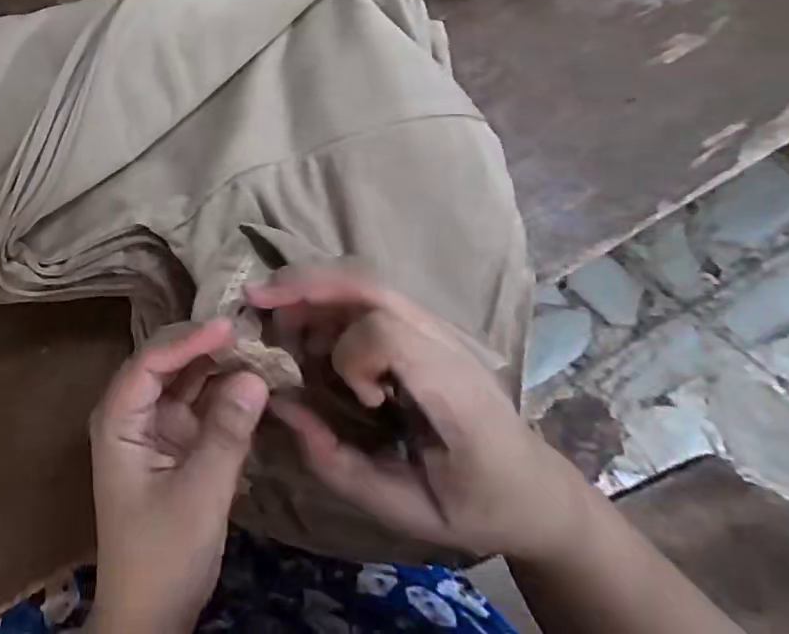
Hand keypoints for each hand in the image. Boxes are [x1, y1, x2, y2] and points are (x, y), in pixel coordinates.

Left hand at [88, 319, 270, 633]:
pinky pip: (201, 405)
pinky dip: (225, 392)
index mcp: (117, 419)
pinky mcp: (177, 443)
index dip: (188, 339)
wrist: (149, 617)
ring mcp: (155, 426)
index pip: (150, 362)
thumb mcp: (200, 496)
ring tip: (258, 343)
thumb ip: (226, 434)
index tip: (229, 325)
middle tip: (250, 328)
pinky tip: (253, 377)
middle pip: (166, 363)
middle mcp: (132, 413)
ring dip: (219, 364)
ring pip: (186, 380)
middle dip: (205, 344)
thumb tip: (257, 376)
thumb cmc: (163, 556)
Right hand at [247, 273, 596, 563]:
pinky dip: (325, 297)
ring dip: (310, 288)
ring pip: (364, 279)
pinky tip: (305, 324)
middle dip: (305, 283)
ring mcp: (435, 326)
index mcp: (456, 390)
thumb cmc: (473, 503)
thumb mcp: (405, 508)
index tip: (361, 401)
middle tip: (256, 298)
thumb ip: (337, 463)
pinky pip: (366, 293)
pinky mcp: (421, 324)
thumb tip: (279, 405)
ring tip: (275, 314)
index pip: (391, 333)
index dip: (354, 356)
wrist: (532, 487)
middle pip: (369, 283)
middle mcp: (446, 341)